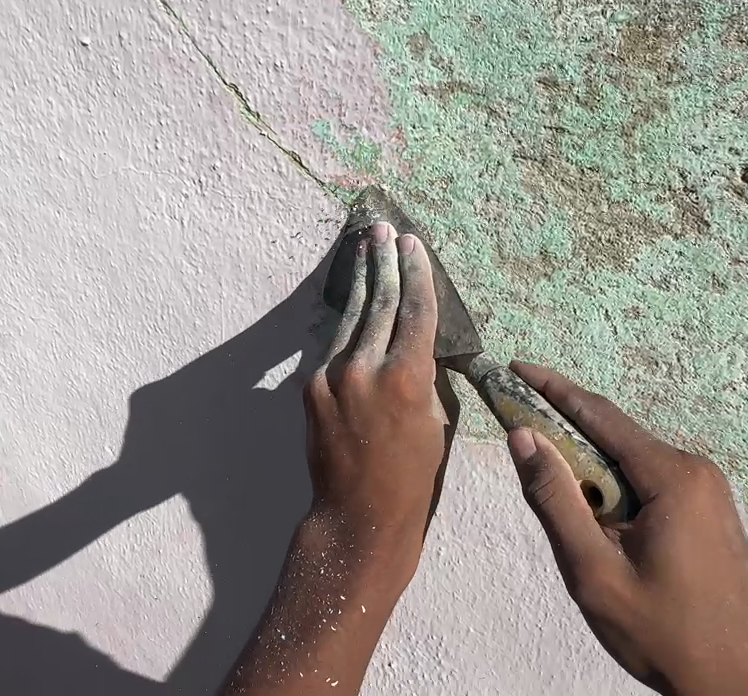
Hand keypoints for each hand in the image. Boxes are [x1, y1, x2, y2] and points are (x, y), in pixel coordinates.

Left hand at [301, 220, 448, 575]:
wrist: (357, 517)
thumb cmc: (414, 479)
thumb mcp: (436, 423)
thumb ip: (424, 375)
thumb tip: (416, 342)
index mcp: (407, 378)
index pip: (414, 311)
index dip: (416, 274)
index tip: (412, 244)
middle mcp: (365, 368)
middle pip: (378, 301)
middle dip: (383, 262)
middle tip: (384, 230)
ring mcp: (332, 375)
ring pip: (351, 316)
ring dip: (360, 279)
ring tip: (365, 246)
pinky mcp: (311, 386)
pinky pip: (334, 345)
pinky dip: (348, 321)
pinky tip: (353, 298)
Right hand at [507, 363, 747, 695]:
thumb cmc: (667, 636)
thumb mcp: (594, 571)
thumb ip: (555, 499)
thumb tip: (522, 436)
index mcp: (671, 476)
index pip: (598, 413)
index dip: (551, 387)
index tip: (515, 367)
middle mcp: (695, 470)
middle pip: (614, 435)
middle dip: (564, 430)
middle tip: (520, 432)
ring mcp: (708, 492)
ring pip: (630, 460)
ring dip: (589, 467)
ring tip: (557, 493)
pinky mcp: (711, 513)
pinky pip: (649, 480)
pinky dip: (613, 485)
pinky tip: (598, 516)